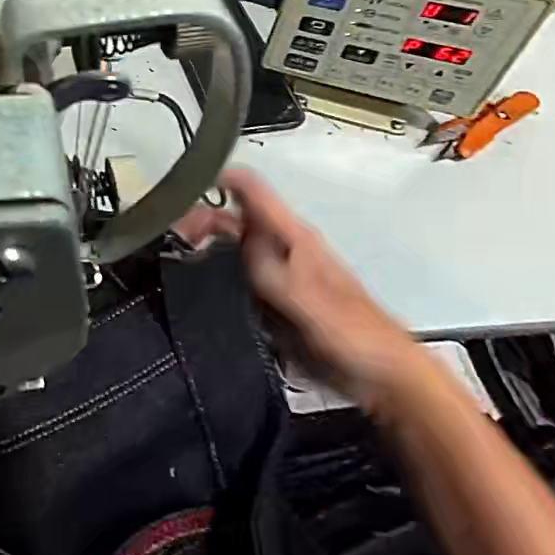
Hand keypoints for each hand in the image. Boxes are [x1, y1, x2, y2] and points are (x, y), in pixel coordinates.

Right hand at [176, 168, 421, 409]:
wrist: (381, 375)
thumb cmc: (356, 334)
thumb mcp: (311, 301)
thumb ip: (273, 271)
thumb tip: (239, 247)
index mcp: (294, 236)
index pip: (252, 190)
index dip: (219, 178)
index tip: (183, 187)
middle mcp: (282, 246)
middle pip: (234, 216)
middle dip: (201, 217)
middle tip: (172, 235)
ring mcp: (277, 272)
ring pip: (232, 245)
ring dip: (204, 245)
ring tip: (176, 256)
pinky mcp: (273, 299)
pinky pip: (237, 277)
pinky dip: (215, 274)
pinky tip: (198, 287)